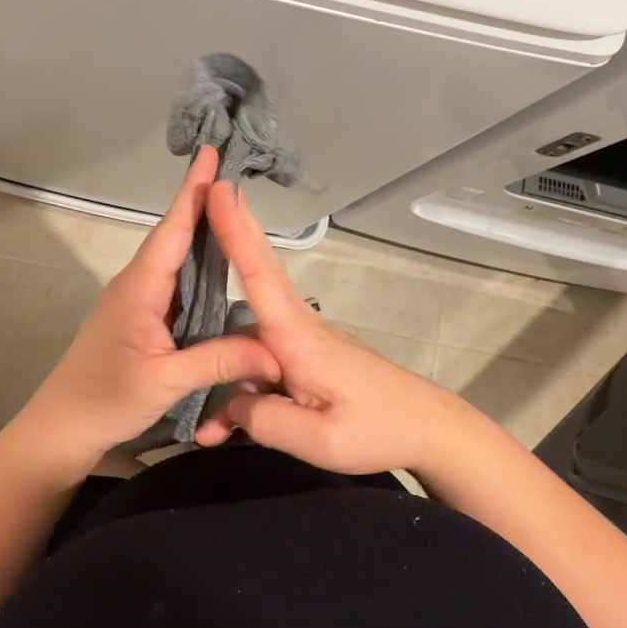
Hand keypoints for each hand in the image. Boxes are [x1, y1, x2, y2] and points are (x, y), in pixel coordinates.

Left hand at [10, 147, 282, 471]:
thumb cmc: (105, 399)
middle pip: (174, 237)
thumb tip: (274, 351)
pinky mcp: (139, 321)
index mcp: (139, 289)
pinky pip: (175, 285)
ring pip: (175, 261)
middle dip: (202, 204)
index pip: (172, 231)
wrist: (62, 428)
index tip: (211, 154)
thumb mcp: (165, 381)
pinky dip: (198, 270)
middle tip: (236, 175)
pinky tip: (219, 270)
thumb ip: (218, 361)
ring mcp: (136, 303)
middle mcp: (136, 286)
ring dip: (201, 235)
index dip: (193, 192)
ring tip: (235, 211)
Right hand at [194, 183, 489, 475]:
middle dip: (234, 230)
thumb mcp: (316, 440)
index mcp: (298, 340)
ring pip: (253, 322)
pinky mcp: (309, 358)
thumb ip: (262, 417)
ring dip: (226, 313)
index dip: (236, 232)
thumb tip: (228, 400)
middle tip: (208, 186)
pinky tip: (222, 422)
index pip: (259, 275)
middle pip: (259, 273)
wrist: (429, 430)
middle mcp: (299, 329)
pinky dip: (241, 374)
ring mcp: (305, 342)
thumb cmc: (378, 430)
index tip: (219, 189)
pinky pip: (264, 354)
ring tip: (197, 300)